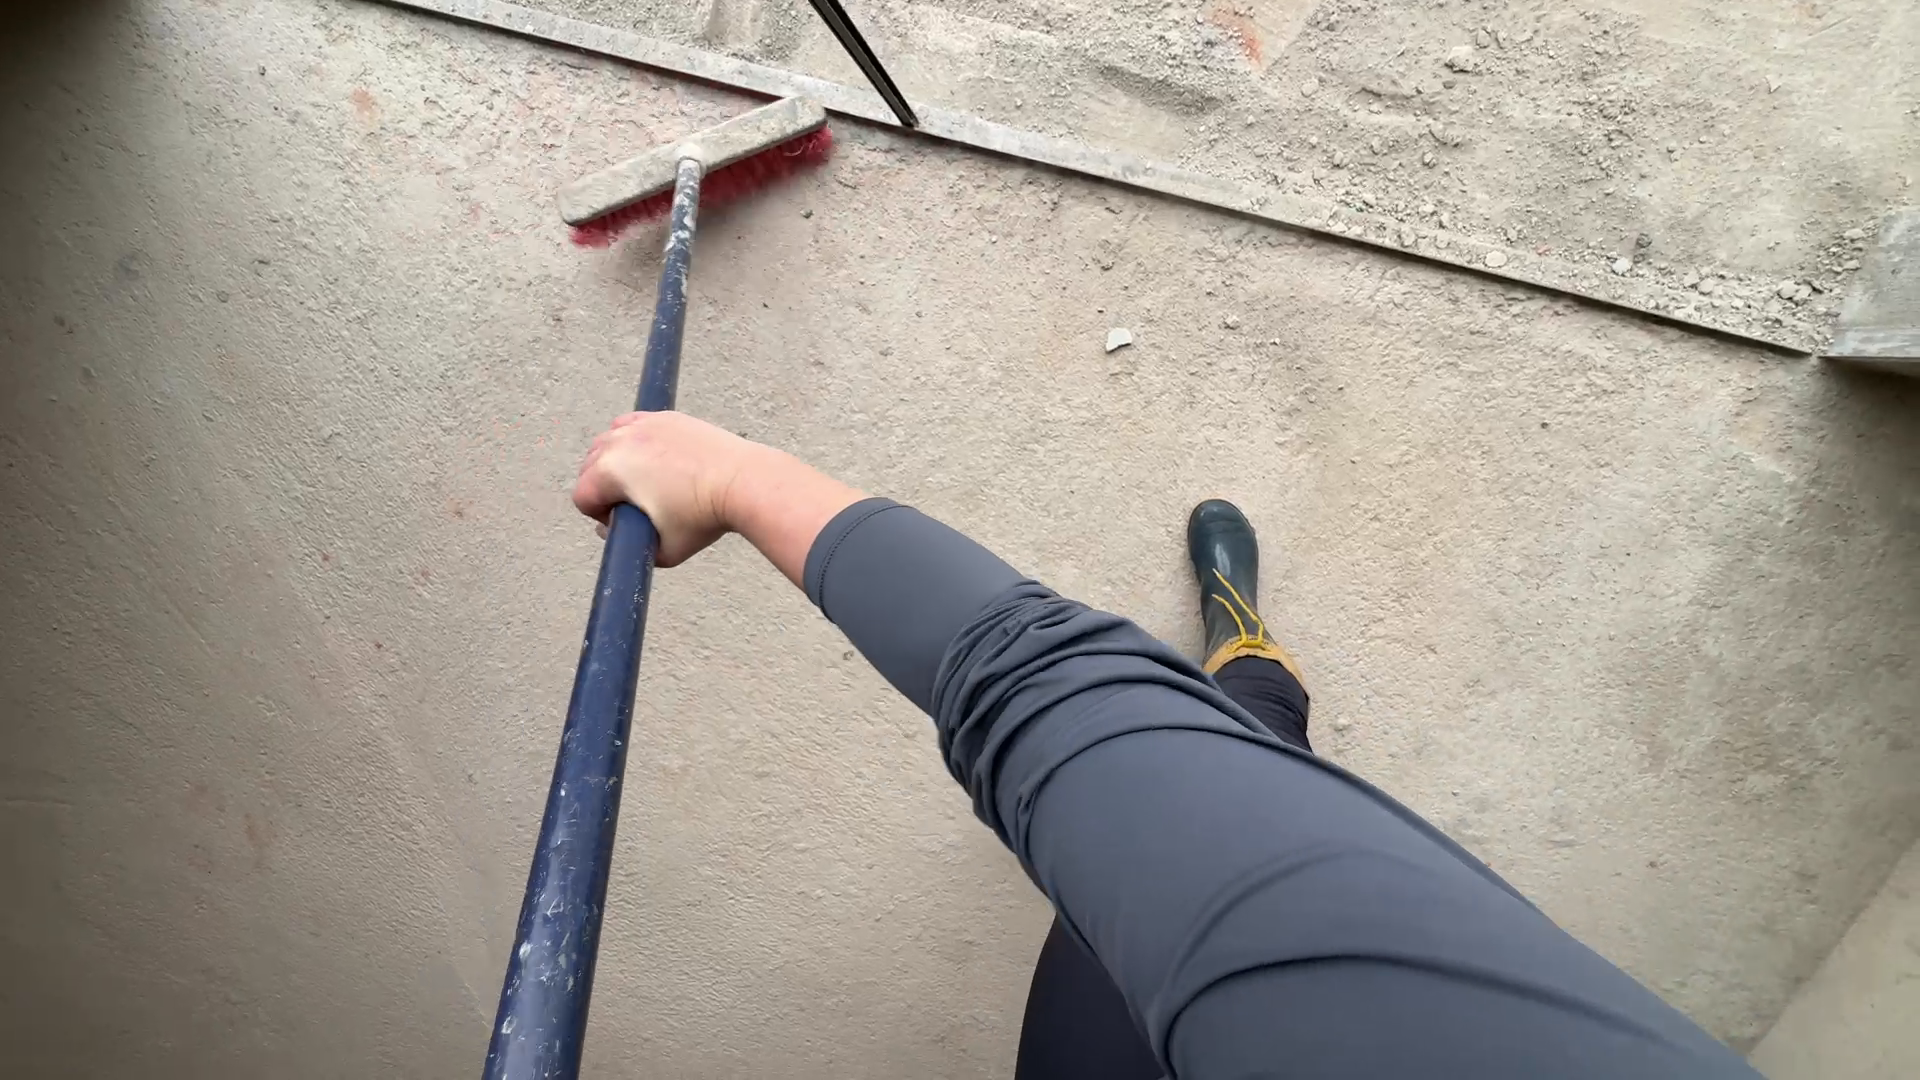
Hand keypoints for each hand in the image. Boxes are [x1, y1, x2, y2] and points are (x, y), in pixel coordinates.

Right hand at [572, 411, 760, 566]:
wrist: (743, 482)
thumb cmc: (705, 515)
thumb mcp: (665, 551)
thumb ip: (631, 549)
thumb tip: (615, 533)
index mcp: (611, 471)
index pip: (583, 496)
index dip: (597, 516)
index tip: (620, 523)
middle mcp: (621, 441)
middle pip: (590, 466)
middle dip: (604, 488)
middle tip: (632, 506)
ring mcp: (645, 424)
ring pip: (610, 442)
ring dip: (616, 462)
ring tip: (642, 482)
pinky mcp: (667, 418)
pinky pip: (634, 425)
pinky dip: (635, 440)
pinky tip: (653, 458)